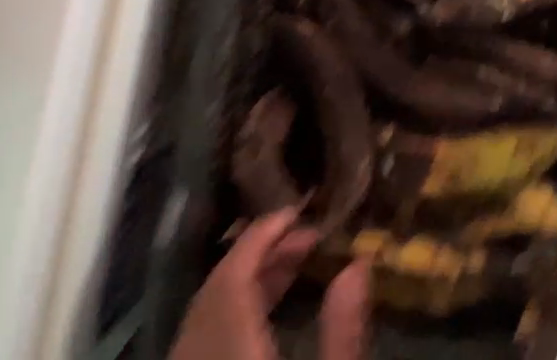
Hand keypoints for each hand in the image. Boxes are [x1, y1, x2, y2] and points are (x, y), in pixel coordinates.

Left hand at [167, 207, 369, 359]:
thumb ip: (343, 330)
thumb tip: (358, 265)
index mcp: (231, 348)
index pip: (233, 276)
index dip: (260, 237)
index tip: (295, 210)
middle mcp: (198, 352)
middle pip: (217, 288)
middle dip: (260, 254)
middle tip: (307, 237)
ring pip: (206, 311)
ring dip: (247, 282)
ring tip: (294, 265)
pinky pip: (201, 334)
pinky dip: (232, 311)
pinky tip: (265, 310)